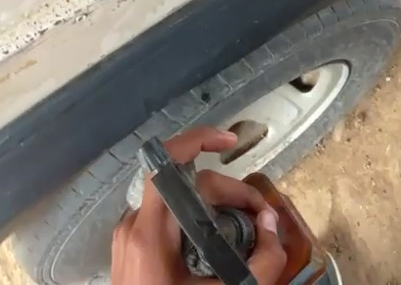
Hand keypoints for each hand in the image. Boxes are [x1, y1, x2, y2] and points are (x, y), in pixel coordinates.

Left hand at [110, 128, 286, 284]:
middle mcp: (132, 228)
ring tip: (243, 228)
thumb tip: (272, 221)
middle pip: (186, 187)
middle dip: (228, 192)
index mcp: (149, 235)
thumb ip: (262, 261)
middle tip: (260, 216)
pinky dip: (196, 221)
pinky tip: (218, 240)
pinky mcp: (130, 252)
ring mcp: (127, 240)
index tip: (231, 141)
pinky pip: (167, 221)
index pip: (166, 166)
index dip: (197, 140)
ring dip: (214, 207)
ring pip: (178, 203)